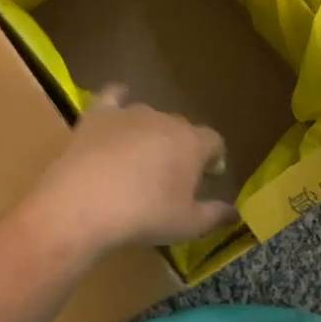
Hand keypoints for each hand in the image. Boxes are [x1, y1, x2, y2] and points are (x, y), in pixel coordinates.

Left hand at [21, 85, 237, 253]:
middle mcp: (165, 120)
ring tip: (141, 158)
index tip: (209, 175)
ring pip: (150, 116)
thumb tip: (235, 214)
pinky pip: (112, 96)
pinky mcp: (98, 115)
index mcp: (193, 143)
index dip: (214, 158)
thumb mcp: (188, 225)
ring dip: (151, 132)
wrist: (84, 204)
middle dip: (182, 147)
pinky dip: (118, 99)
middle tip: (172, 175)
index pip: (214, 142)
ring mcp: (130, 114)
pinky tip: (116, 108)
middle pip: (182, 128)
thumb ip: (215, 216)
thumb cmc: (145, 216)